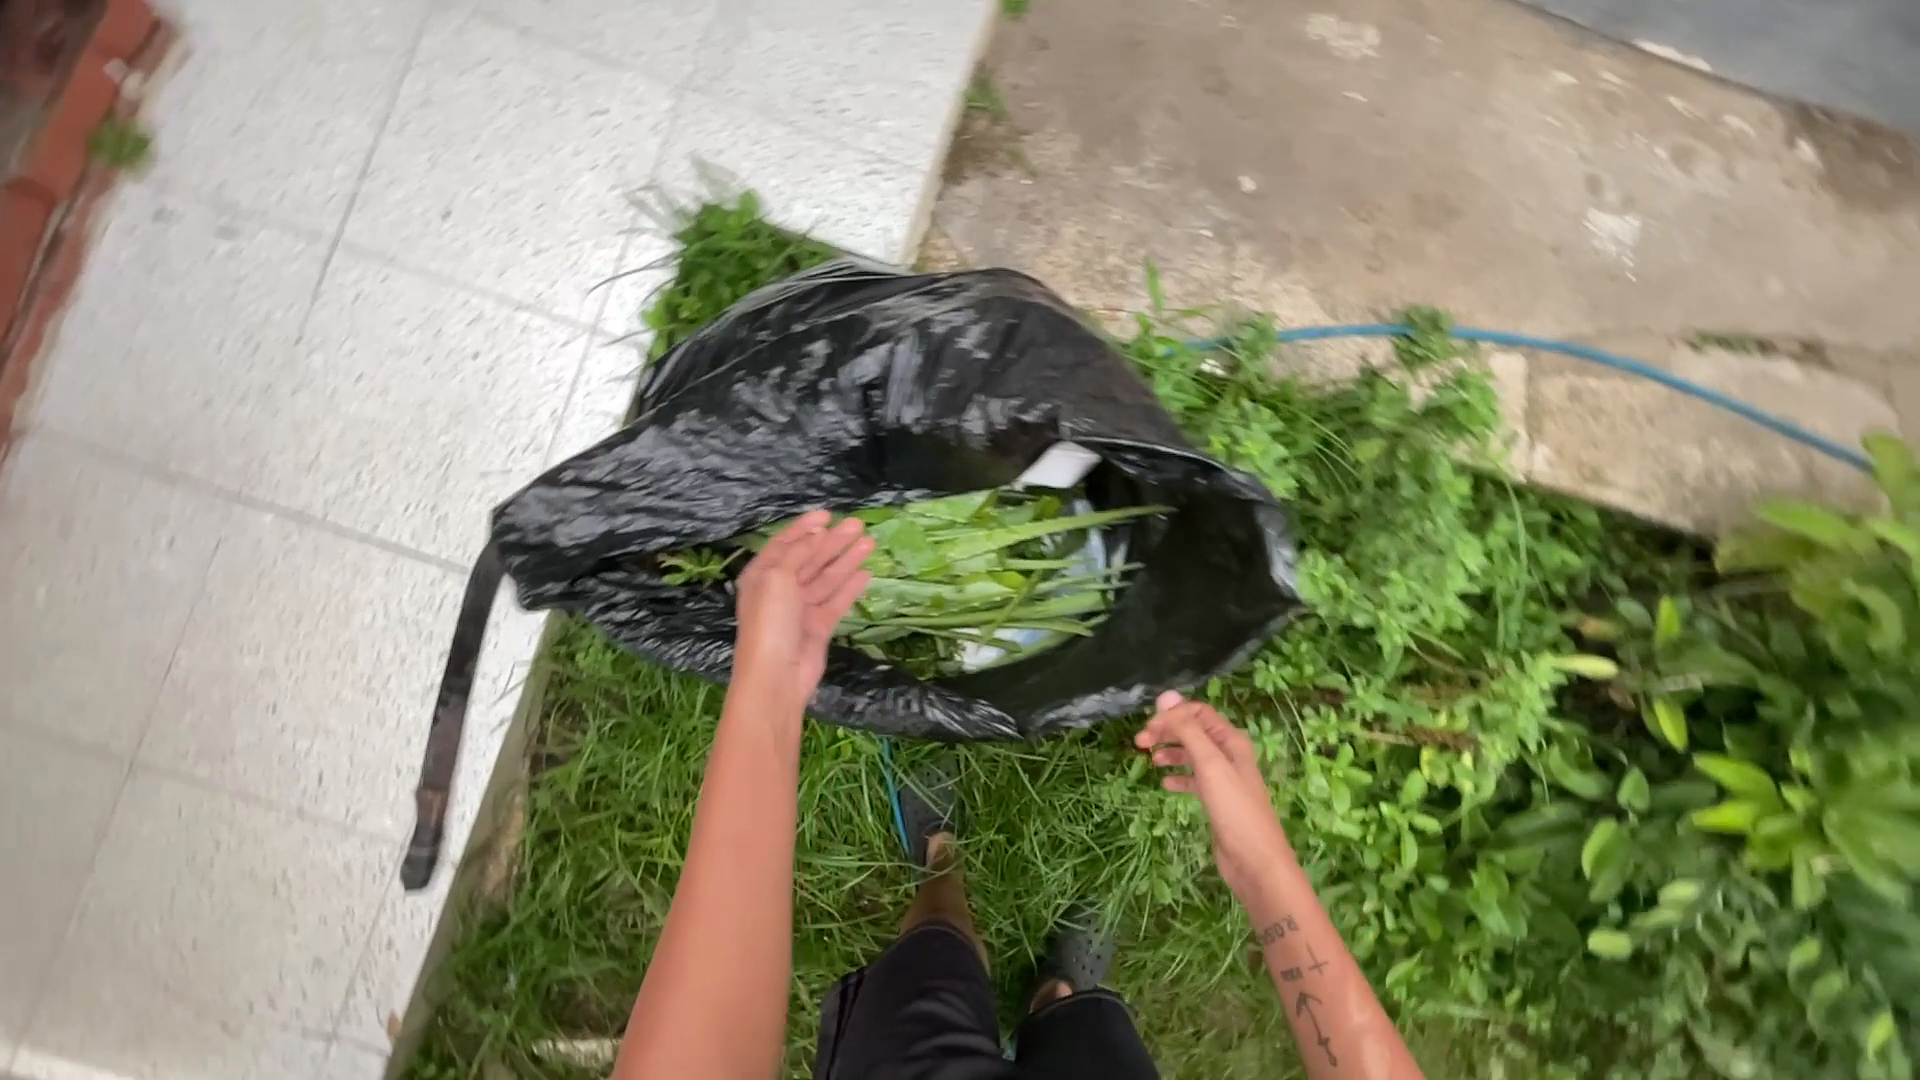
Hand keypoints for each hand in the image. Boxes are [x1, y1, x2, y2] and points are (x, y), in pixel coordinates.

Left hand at [733, 510, 872, 707]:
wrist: (776, 675)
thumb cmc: (769, 621)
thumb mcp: (777, 577)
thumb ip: (797, 553)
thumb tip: (816, 534)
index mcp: (762, 575)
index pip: (785, 544)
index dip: (805, 527)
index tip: (828, 514)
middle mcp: (780, 589)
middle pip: (810, 559)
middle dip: (833, 541)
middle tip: (858, 525)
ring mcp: (801, 609)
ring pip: (827, 578)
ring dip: (847, 560)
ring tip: (869, 543)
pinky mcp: (819, 626)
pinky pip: (837, 601)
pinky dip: (850, 587)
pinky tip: (866, 573)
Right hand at [1136, 691, 1293, 909]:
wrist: (1255, 862)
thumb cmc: (1234, 808)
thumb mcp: (1209, 763)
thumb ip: (1187, 730)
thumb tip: (1165, 696)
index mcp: (1230, 740)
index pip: (1197, 713)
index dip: (1172, 715)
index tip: (1148, 728)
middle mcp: (1227, 754)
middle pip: (1192, 732)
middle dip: (1166, 733)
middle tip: (1140, 743)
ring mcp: (1222, 778)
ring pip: (1190, 755)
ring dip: (1169, 753)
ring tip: (1151, 761)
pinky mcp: (1216, 800)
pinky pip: (1192, 779)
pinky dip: (1178, 777)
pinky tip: (1165, 785)